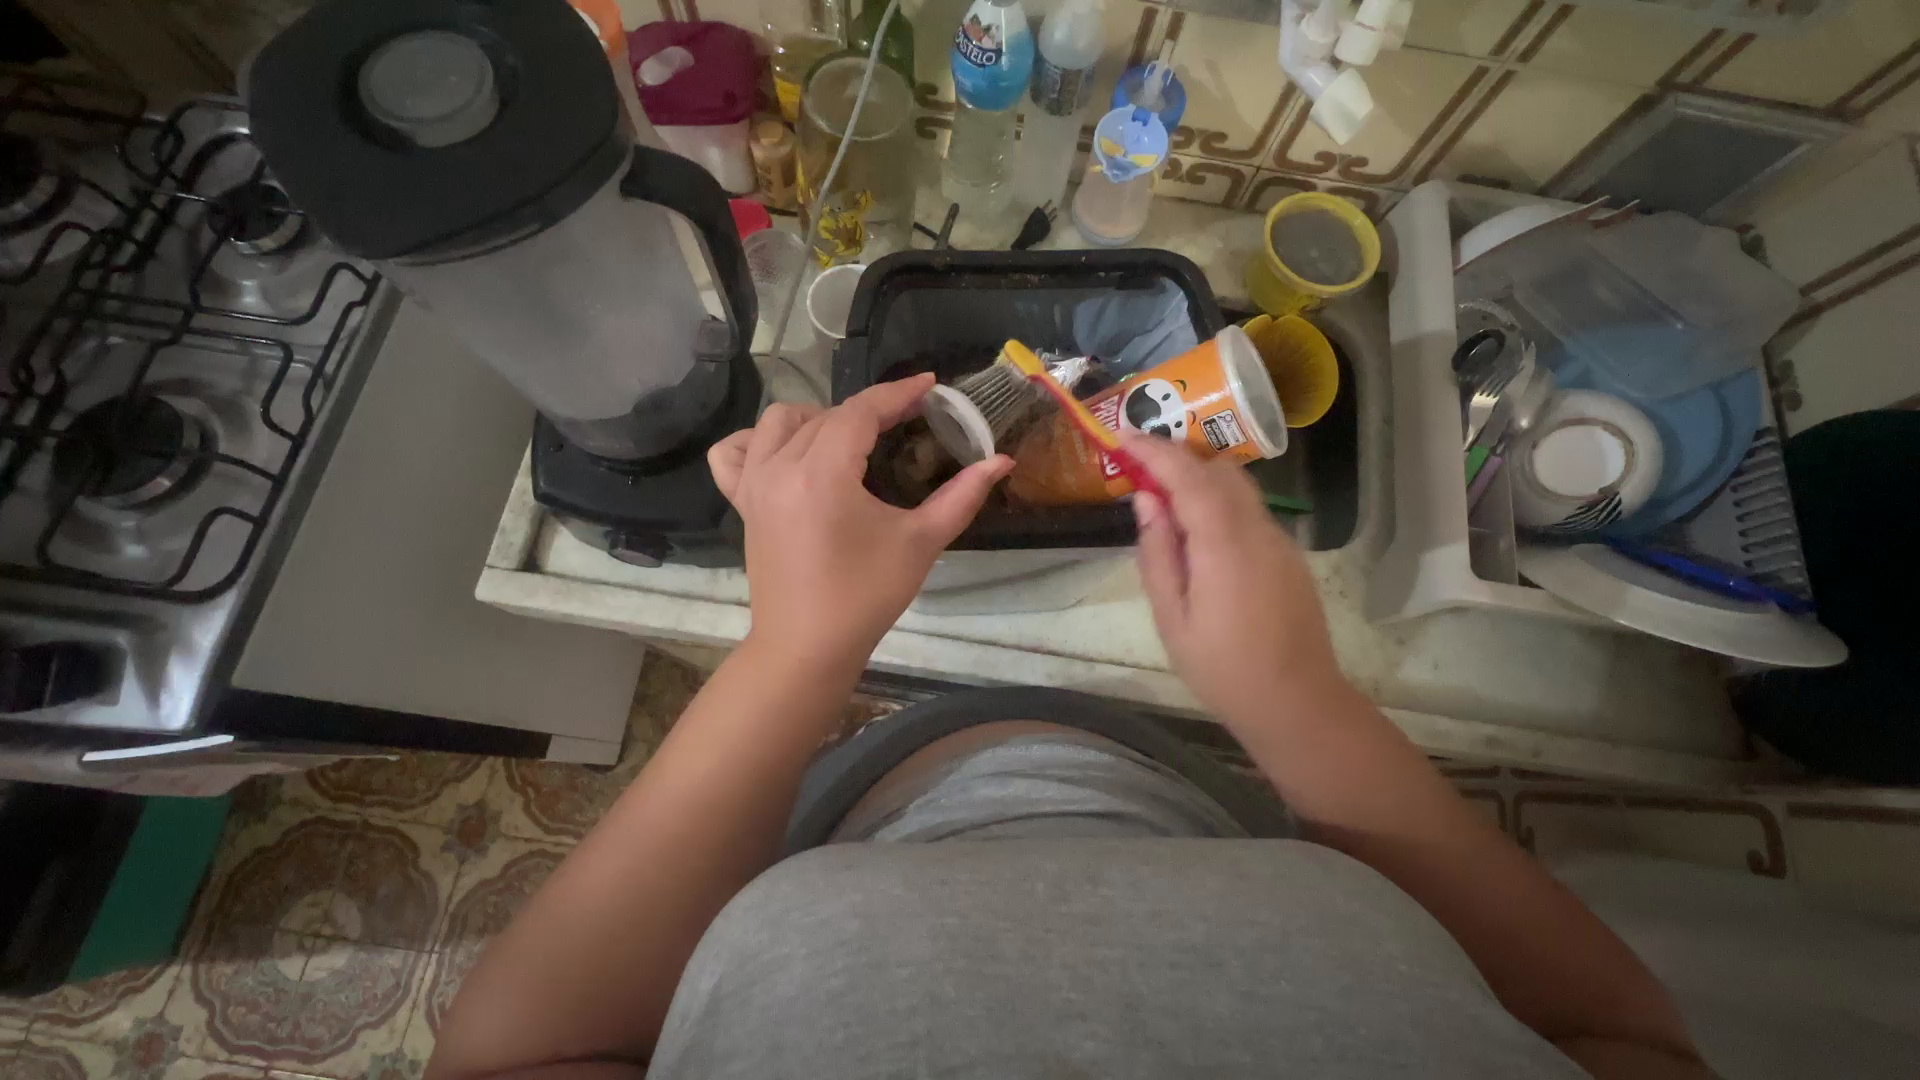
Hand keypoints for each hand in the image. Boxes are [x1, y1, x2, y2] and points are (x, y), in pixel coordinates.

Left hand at [708, 374, 1011, 670]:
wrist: (807, 647)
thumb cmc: (866, 596)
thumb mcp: (920, 543)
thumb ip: (962, 496)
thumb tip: (1002, 461)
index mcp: (822, 473)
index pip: (861, 412)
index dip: (898, 393)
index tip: (929, 386)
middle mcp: (779, 467)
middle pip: (826, 415)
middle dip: (868, 412)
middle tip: (904, 424)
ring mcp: (753, 484)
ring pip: (779, 422)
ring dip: (816, 418)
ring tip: (847, 440)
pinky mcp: (742, 503)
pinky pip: (733, 453)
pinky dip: (756, 442)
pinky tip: (784, 453)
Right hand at [1123, 434, 1349, 725]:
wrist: (1297, 702)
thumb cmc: (1222, 668)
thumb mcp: (1172, 618)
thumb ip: (1157, 553)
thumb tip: (1146, 500)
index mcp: (1224, 545)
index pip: (1188, 477)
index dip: (1155, 451)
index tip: (1123, 435)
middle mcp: (1258, 531)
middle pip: (1220, 471)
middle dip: (1178, 457)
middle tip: (1138, 466)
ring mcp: (1280, 541)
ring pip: (1239, 488)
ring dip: (1200, 478)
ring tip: (1163, 496)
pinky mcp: (1289, 556)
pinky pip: (1250, 512)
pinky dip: (1219, 502)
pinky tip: (1198, 532)